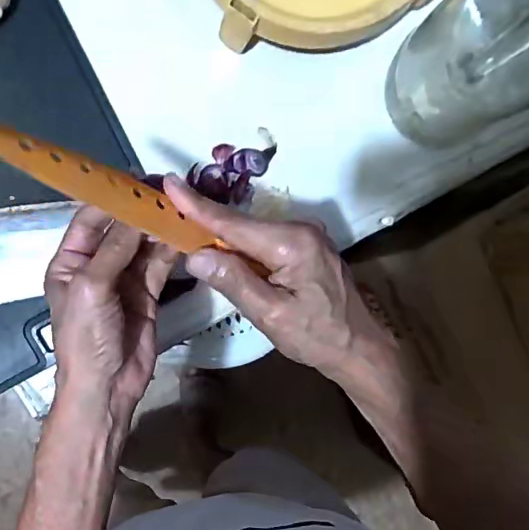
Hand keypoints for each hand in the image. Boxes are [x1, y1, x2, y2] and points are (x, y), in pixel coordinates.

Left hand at [44, 205, 177, 419]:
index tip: (139, 180)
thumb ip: (115, 248)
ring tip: (182, 205)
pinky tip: (184, 232)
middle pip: (120, 229)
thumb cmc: (85, 337)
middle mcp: (96, 267)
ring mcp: (123, 281)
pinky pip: (159, 265)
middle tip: (169, 190)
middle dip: (141, 211)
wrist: (106, 387)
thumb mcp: (91, 288)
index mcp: (69, 262)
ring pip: (143, 245)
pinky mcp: (147, 295)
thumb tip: (136, 212)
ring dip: (159, 228)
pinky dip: (171, 249)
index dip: (113, 199)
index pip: (91, 220)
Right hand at [165, 176, 398, 388]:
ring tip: (187, 234)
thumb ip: (234, 282)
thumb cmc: (317, 336)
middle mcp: (300, 228)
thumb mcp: (271, 314)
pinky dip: (241, 246)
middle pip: (241, 224)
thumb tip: (197, 255)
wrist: (360, 346)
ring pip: (251, 232)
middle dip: (205, 221)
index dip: (197, 206)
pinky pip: (264, 240)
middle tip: (169, 214)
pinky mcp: (305, 246)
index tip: (168, 183)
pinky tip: (223, 253)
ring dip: (222, 236)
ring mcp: (305, 235)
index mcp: (292, 243)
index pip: (233, 224)